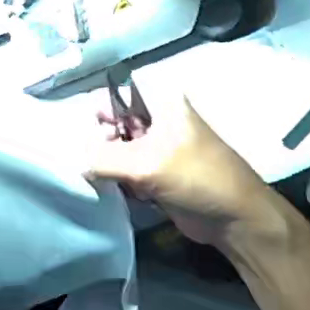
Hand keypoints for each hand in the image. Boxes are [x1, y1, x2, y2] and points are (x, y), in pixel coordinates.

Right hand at [87, 91, 288, 258]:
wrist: (234, 218)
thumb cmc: (196, 178)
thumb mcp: (145, 164)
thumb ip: (103, 160)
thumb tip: (74, 161)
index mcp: (162, 103)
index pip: (120, 91)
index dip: (100, 107)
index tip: (84, 130)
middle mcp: (159, 119)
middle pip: (116, 120)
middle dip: (100, 138)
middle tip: (89, 158)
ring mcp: (159, 147)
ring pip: (119, 147)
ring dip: (107, 162)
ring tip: (98, 175)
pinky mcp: (157, 173)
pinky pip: (126, 169)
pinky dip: (117, 177)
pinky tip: (112, 187)